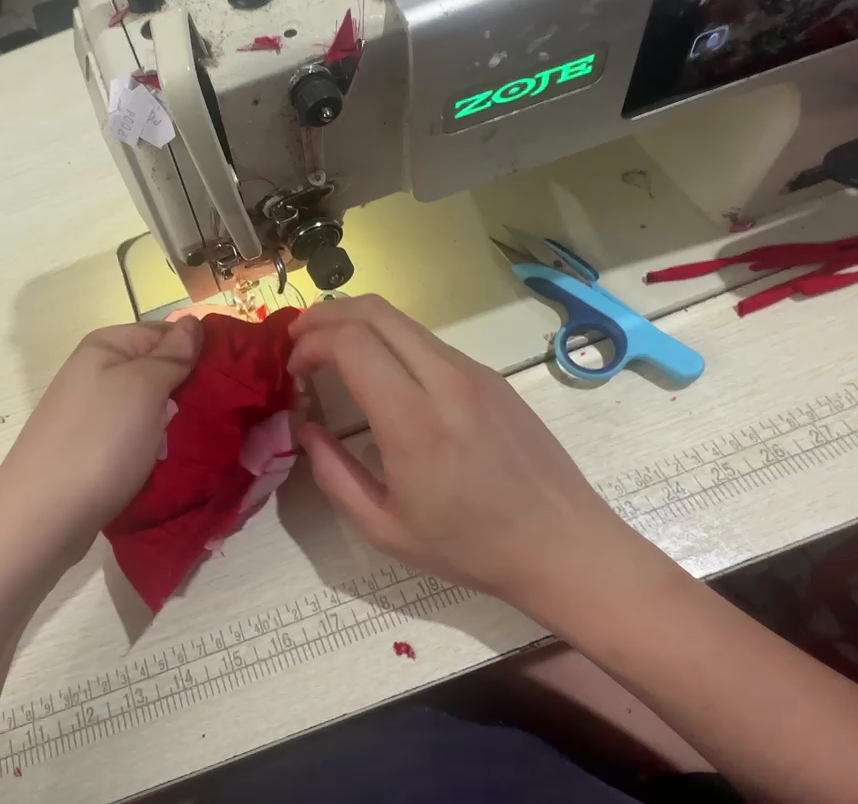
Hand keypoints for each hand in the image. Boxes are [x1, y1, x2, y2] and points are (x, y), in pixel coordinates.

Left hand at [0, 319, 201, 571]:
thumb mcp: (143, 387)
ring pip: (152, 408)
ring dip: (176, 423)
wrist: (42, 517)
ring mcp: (94, 413)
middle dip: (191, 390)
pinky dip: (157, 448)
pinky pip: (137, 437)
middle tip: (224, 415)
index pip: (169, 332)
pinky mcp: (95, 450)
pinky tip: (174, 462)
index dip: (203, 350)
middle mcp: (97, 372)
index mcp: (106, 346)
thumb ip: (171, 355)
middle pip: (160, 370)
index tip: (237, 378)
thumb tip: (192, 322)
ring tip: (205, 441)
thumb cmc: (98, 442)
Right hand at [287, 295, 648, 617]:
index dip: (310, 344)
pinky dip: (390, 342)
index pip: (350, 343)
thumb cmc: (469, 546)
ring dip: (358, 325)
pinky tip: (383, 376)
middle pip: (373, 311)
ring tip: (332, 353)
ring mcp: (474, 373)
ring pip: (402, 321)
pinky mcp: (492, 377)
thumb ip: (333, 475)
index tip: (293, 370)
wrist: (563, 546)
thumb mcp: (384, 528)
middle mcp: (445, 381)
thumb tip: (306, 430)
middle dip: (325, 315)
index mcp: (413, 421)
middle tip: (299, 340)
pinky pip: (429, 343)